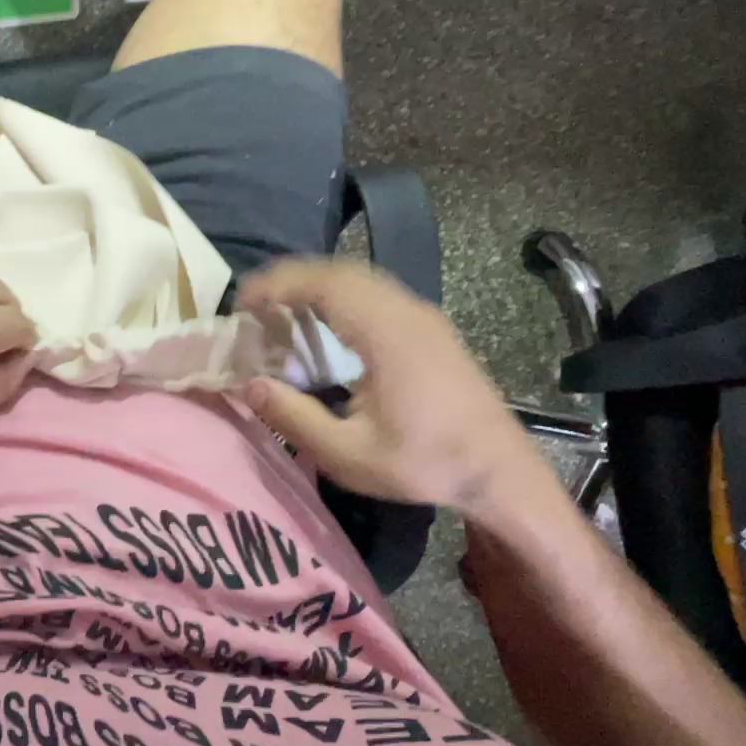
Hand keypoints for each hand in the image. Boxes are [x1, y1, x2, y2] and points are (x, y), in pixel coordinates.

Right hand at [237, 260, 553, 514]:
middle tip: (252, 305)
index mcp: (389, 335)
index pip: (325, 284)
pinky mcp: (429, 329)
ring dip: (314, 286)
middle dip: (290, 280)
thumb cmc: (426, 463)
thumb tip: (249, 386)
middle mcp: (407, 314)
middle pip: (339, 273)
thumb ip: (294, 418)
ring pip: (359, 279)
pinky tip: (321, 323)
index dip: (278, 284)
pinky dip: (337, 296)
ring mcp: (423, 318)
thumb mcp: (349, 454)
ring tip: (278, 310)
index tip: (243, 302)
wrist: (502, 473)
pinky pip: (374, 293)